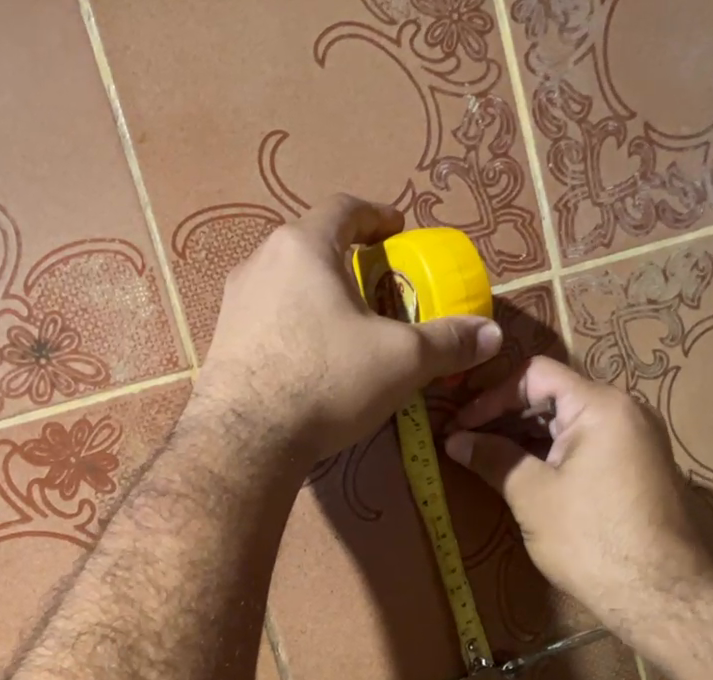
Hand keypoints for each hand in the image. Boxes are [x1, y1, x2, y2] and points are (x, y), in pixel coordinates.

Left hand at [192, 194, 502, 461]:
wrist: (245, 438)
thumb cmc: (326, 380)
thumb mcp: (400, 361)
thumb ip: (447, 342)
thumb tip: (491, 335)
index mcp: (304, 247)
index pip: (344, 208)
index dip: (376, 216)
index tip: (396, 232)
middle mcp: (261, 262)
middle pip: (311, 245)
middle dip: (347, 258)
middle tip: (376, 283)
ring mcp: (234, 302)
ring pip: (286, 282)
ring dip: (318, 292)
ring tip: (345, 323)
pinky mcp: (222, 340)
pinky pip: (267, 317)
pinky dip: (294, 323)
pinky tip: (309, 357)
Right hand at [444, 357, 712, 632]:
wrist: (659, 593)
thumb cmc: (590, 539)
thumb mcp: (532, 495)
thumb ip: (492, 458)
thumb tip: (455, 440)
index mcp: (600, 406)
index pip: (535, 375)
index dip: (490, 396)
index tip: (458, 425)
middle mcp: (624, 412)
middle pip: (553, 395)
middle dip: (505, 416)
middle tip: (463, 442)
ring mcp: (635, 441)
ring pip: (568, 423)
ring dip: (525, 437)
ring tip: (484, 459)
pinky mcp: (636, 469)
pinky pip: (585, 445)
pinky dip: (550, 454)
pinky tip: (521, 476)